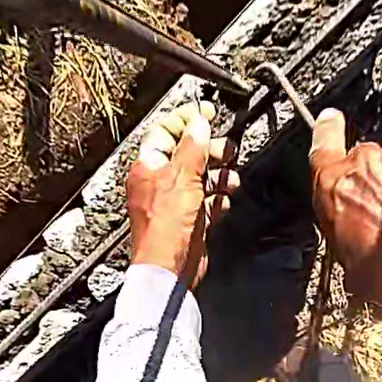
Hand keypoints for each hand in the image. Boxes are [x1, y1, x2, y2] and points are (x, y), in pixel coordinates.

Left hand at [125, 101, 238, 285]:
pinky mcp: (191, 222)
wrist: (170, 268)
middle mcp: (161, 182)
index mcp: (149, 166)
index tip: (208, 113)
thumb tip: (199, 122)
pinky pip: (208, 204)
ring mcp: (176, 203)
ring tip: (232, 180)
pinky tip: (225, 202)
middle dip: (210, 151)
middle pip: (189, 155)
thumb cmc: (166, 227)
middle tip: (227, 151)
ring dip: (220, 177)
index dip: (187, 120)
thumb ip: (192, 148)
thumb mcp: (182, 177)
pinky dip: (219, 201)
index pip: (166, 131)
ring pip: (202, 179)